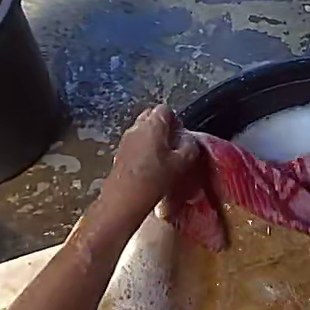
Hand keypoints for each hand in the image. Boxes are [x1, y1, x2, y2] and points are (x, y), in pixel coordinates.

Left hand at [99, 104, 202, 218]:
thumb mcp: (183, 163)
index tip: (181, 136)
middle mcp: (136, 128)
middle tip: (172, 144)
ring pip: (141, 131)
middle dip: (162, 126)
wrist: (124, 200)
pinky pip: (134, 144)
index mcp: (153, 124)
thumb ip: (190, 146)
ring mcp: (125, 141)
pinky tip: (149, 167)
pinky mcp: (118, 154)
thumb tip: (188, 140)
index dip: (175, 120)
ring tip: (162, 157)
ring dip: (151, 139)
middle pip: (151, 117)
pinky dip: (142, 150)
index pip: (165, 109)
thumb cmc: (156, 178)